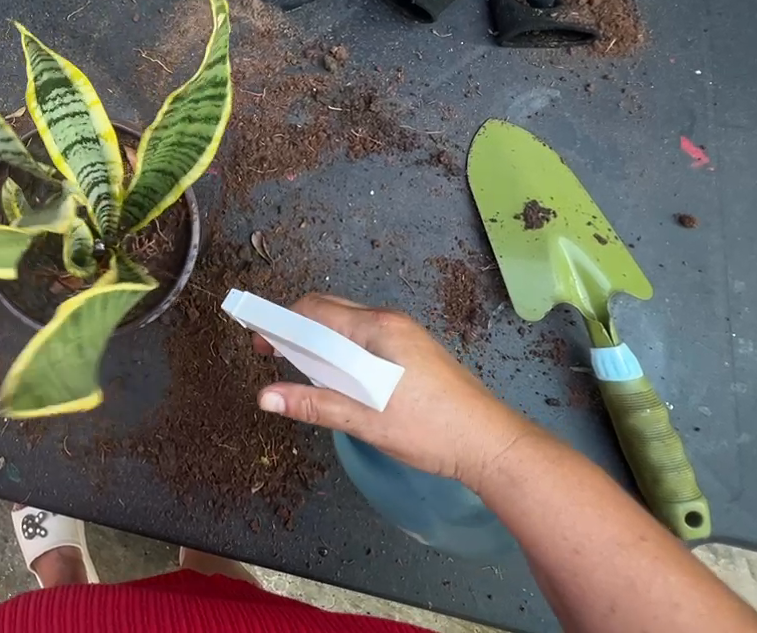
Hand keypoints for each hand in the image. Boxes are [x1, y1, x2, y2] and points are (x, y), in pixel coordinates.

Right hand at [253, 294, 537, 488]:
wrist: (497, 447)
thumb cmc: (431, 432)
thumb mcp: (366, 420)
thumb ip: (314, 403)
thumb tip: (264, 396)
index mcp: (376, 329)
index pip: (314, 309)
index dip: (280, 322)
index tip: (259, 344)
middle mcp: (388, 320)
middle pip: (328, 309)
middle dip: (296, 327)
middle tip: (276, 356)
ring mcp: (404, 332)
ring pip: (346, 322)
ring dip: (319, 338)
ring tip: (304, 369)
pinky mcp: (413, 348)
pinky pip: (364, 335)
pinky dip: (340, 346)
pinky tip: (341, 376)